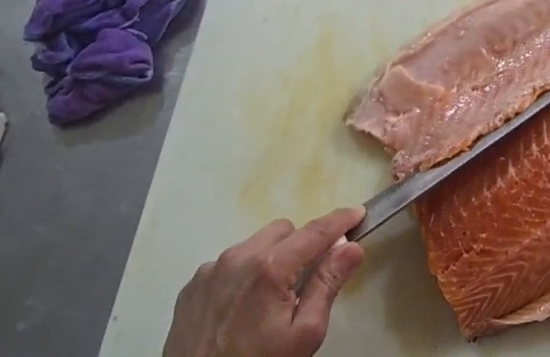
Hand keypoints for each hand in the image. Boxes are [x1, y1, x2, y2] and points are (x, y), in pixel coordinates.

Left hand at [161, 206, 365, 356]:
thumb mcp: (303, 336)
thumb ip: (327, 285)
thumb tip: (351, 247)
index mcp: (270, 268)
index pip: (315, 231)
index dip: (340, 219)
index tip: (358, 213)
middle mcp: (239, 257)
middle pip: (284, 231)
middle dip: (301, 246)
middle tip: (306, 280)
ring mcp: (211, 270)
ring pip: (254, 244)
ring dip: (271, 258)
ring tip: (269, 299)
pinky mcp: (192, 285)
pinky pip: (227, 264)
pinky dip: (243, 274)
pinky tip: (240, 308)